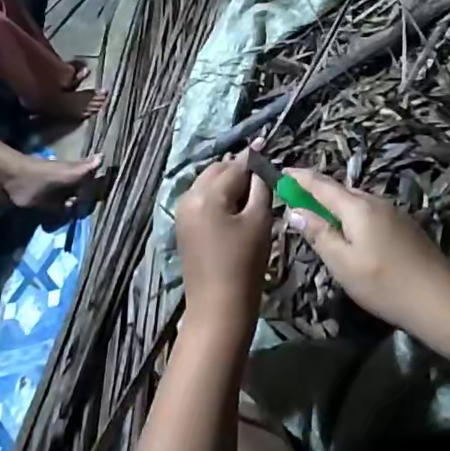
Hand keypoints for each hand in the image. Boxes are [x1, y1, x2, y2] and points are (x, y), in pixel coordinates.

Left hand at [174, 152, 273, 325]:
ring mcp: (182, 212)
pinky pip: (202, 199)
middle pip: (217, 170)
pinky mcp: (183, 226)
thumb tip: (260, 166)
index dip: (253, 156)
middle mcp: (189, 197)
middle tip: (262, 174)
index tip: (266, 143)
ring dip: (227, 181)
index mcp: (207, 194)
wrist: (218, 307)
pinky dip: (218, 196)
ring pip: (207, 183)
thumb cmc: (245, 265)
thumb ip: (260, 188)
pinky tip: (234, 206)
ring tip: (251, 190)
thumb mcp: (259, 222)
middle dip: (238, 168)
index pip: (235, 166)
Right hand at [281, 170, 449, 327]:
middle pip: (339, 189)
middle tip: (294, 197)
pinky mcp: (404, 226)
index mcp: (357, 207)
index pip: (321, 184)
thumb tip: (295, 210)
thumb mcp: (342, 263)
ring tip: (317, 215)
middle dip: (315, 189)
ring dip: (334, 203)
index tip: (280, 172)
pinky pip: (369, 211)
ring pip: (356, 200)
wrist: (441, 302)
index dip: (299, 177)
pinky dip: (351, 214)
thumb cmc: (385, 285)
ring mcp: (393, 212)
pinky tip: (349, 232)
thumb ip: (318, 233)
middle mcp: (375, 202)